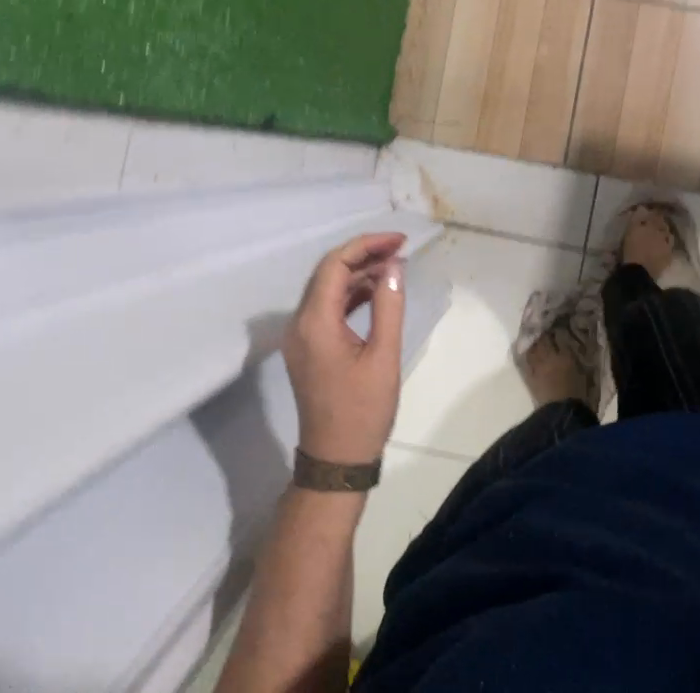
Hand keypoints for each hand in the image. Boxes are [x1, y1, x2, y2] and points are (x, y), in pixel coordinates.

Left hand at [285, 233, 406, 464]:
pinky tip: (377, 292)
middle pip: (327, 273)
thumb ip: (388, 306)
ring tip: (394, 266)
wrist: (336, 458)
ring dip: (358, 273)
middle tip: (400, 249)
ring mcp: (300, 336)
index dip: (366, 245)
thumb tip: (393, 267)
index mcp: (314, 323)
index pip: (334, 265)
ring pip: (326, 289)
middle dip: (363, 254)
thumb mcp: (383, 356)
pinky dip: (350, 294)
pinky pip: (326, 308)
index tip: (399, 242)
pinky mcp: (308, 347)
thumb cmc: (363, 410)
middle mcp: (299, 323)